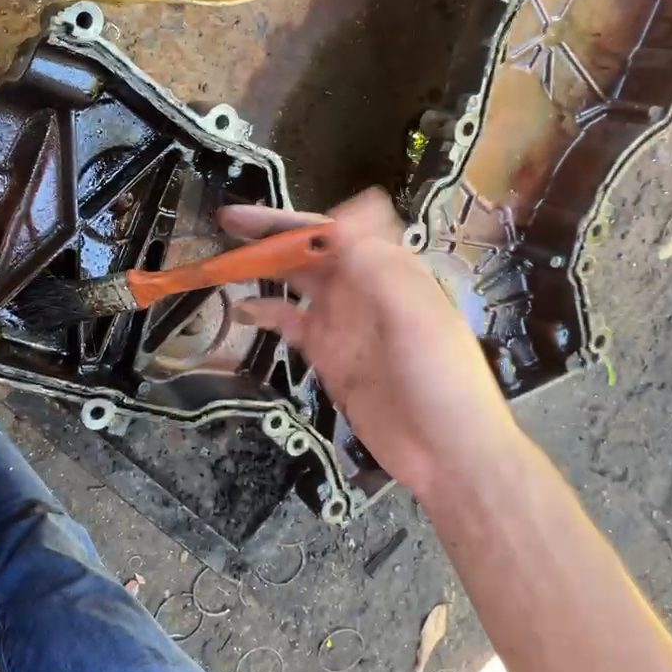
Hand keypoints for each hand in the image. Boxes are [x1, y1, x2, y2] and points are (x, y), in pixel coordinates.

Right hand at [218, 188, 524, 503]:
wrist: (448, 455)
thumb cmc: (442, 380)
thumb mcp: (416, 316)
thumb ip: (375, 266)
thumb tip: (334, 223)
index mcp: (386, 270)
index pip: (331, 230)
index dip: (292, 220)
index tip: (254, 215)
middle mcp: (360, 287)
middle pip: (306, 250)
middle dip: (268, 234)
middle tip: (227, 222)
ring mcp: (340, 320)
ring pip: (293, 280)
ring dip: (261, 266)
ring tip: (223, 260)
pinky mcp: (326, 352)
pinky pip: (287, 321)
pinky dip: (262, 311)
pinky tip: (240, 309)